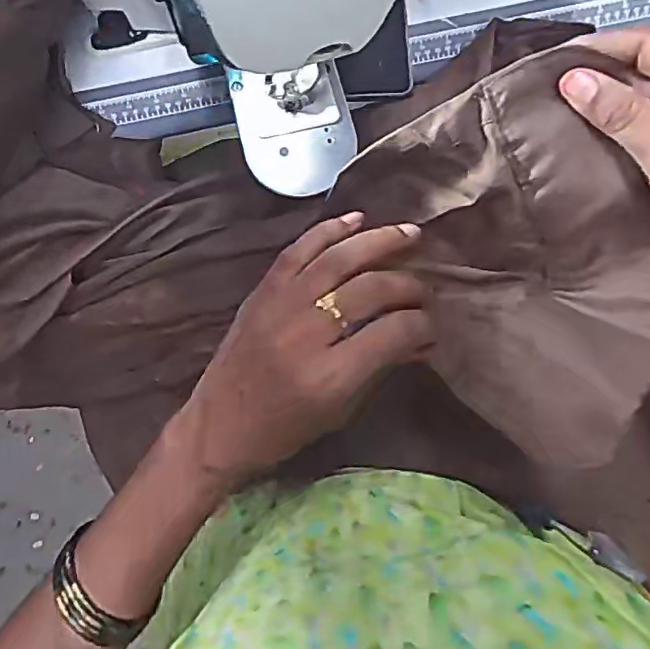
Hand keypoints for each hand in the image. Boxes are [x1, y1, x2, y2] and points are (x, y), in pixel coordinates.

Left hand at [166, 213, 432, 488]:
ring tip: (409, 233)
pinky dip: (329, 231)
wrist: (219, 424)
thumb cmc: (284, 428)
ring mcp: (280, 306)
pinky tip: (357, 220)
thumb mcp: (340, 410)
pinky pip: (299, 250)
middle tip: (423, 289)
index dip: (421, 324)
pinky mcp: (262, 291)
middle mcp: (305, 333)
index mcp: (329, 375)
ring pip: (337, 259)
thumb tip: (421, 340)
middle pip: (369, 290)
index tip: (431, 325)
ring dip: (377, 241)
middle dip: (406, 286)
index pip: (392, 332)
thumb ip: (380, 367)